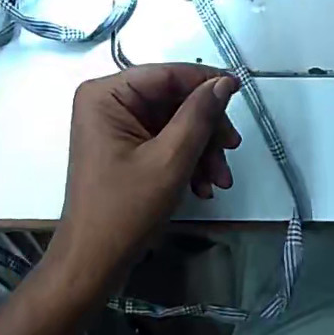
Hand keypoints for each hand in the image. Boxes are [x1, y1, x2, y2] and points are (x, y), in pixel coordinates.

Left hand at [52, 64, 241, 290]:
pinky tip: (202, 188)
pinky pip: (161, 141)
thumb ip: (199, 116)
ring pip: (171, 122)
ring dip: (200, 149)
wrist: (94, 260)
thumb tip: (223, 82)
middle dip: (204, 127)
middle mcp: (105, 103)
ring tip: (219, 181)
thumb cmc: (125, 209)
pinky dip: (185, 160)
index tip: (240, 89)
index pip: (164, 74)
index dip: (204, 81)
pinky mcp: (121, 148)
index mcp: (104, 95)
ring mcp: (112, 126)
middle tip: (232, 149)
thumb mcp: (170, 160)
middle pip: (170, 99)